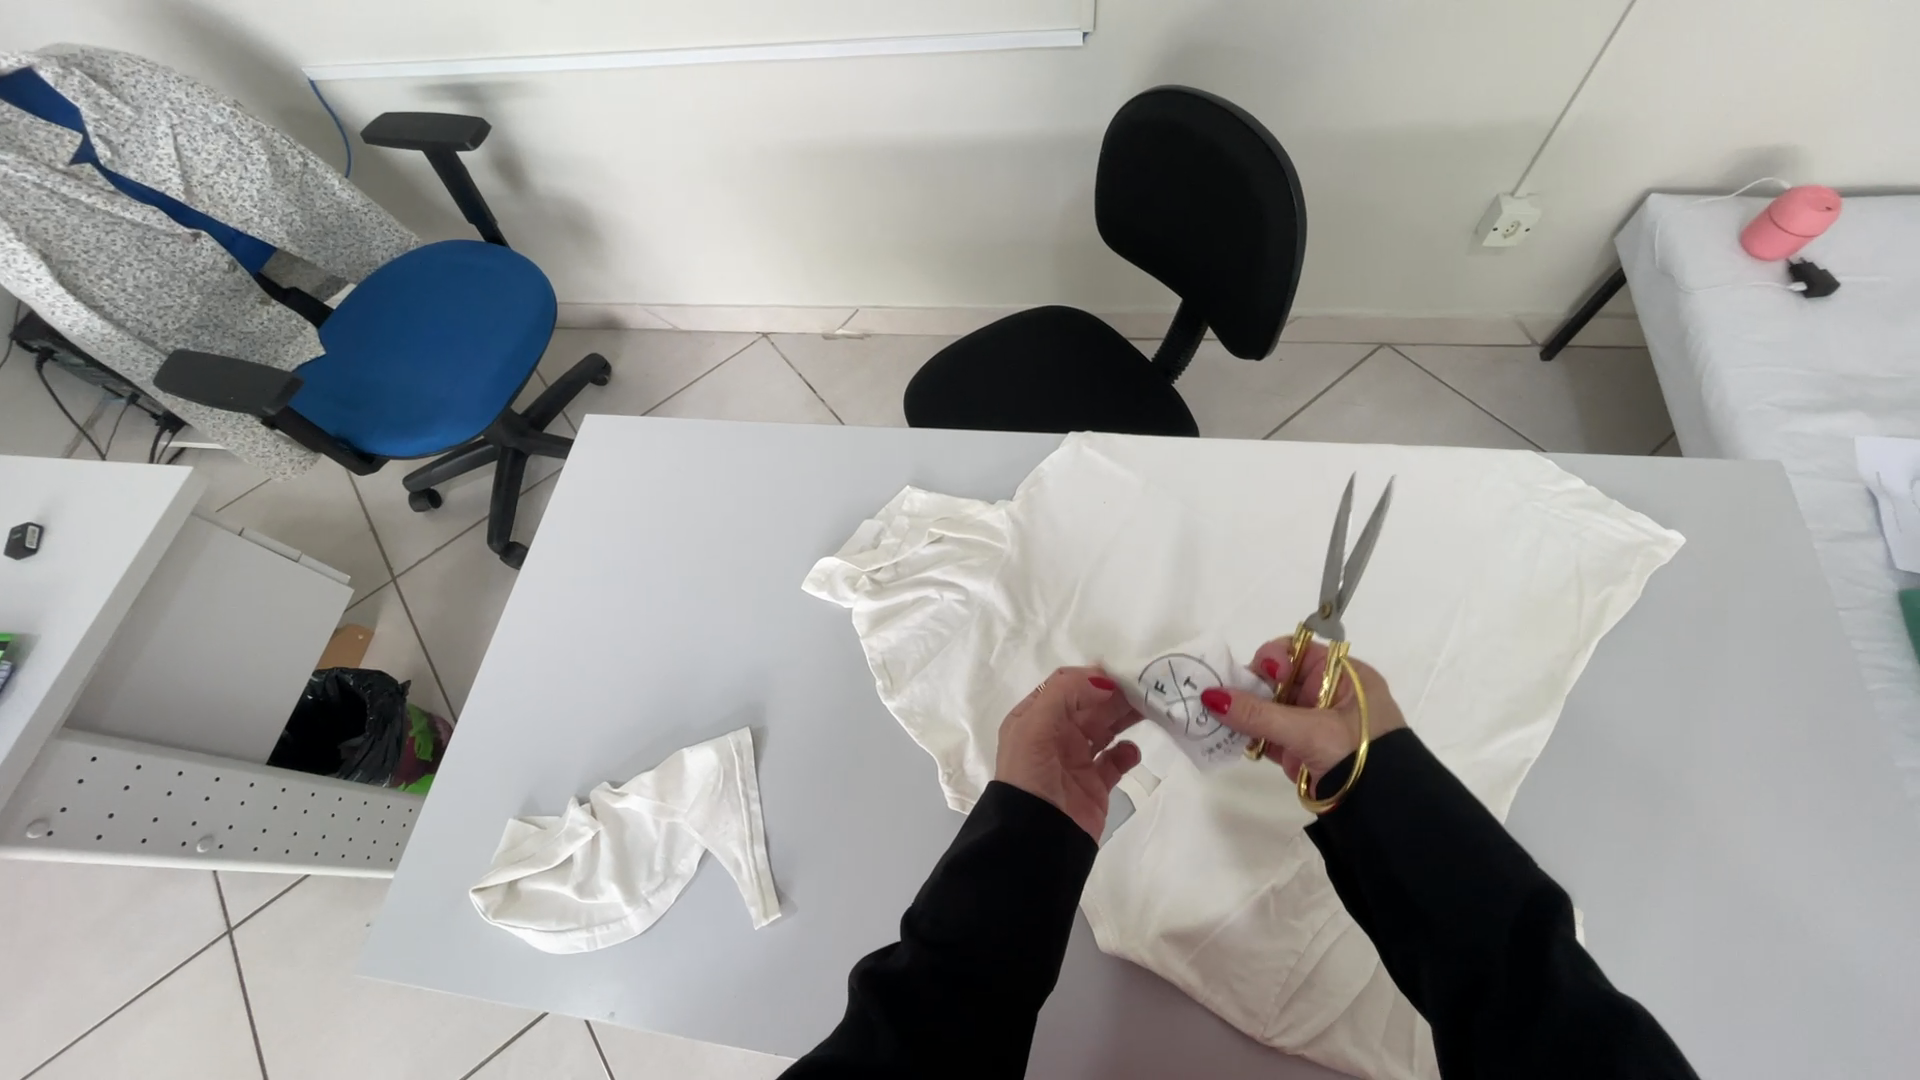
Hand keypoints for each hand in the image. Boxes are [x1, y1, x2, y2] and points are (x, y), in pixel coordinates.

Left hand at [995, 667, 1142, 839]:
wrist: (1036, 839)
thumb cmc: (1029, 776)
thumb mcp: (1034, 727)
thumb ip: (1064, 695)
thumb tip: (1103, 680)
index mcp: (1035, 717)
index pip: (1066, 686)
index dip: (1093, 677)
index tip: (1123, 673)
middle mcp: (1054, 734)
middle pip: (1091, 705)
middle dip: (1117, 694)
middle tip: (1148, 687)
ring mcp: (1076, 759)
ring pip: (1106, 728)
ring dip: (1127, 717)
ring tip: (1150, 711)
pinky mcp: (1095, 784)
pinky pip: (1116, 760)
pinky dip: (1128, 753)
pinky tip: (1132, 752)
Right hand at [1199, 639, 1405, 792]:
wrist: (1384, 813)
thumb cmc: (1358, 755)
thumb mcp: (1309, 731)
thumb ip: (1258, 714)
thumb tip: (1209, 696)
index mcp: (1344, 676)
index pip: (1297, 651)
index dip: (1274, 659)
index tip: (1265, 677)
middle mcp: (1327, 693)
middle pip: (1276, 678)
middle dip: (1249, 687)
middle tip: (1227, 700)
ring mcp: (1313, 722)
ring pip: (1267, 706)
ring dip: (1243, 712)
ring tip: (1217, 718)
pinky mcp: (1300, 748)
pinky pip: (1267, 732)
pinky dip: (1248, 734)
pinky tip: (1226, 736)